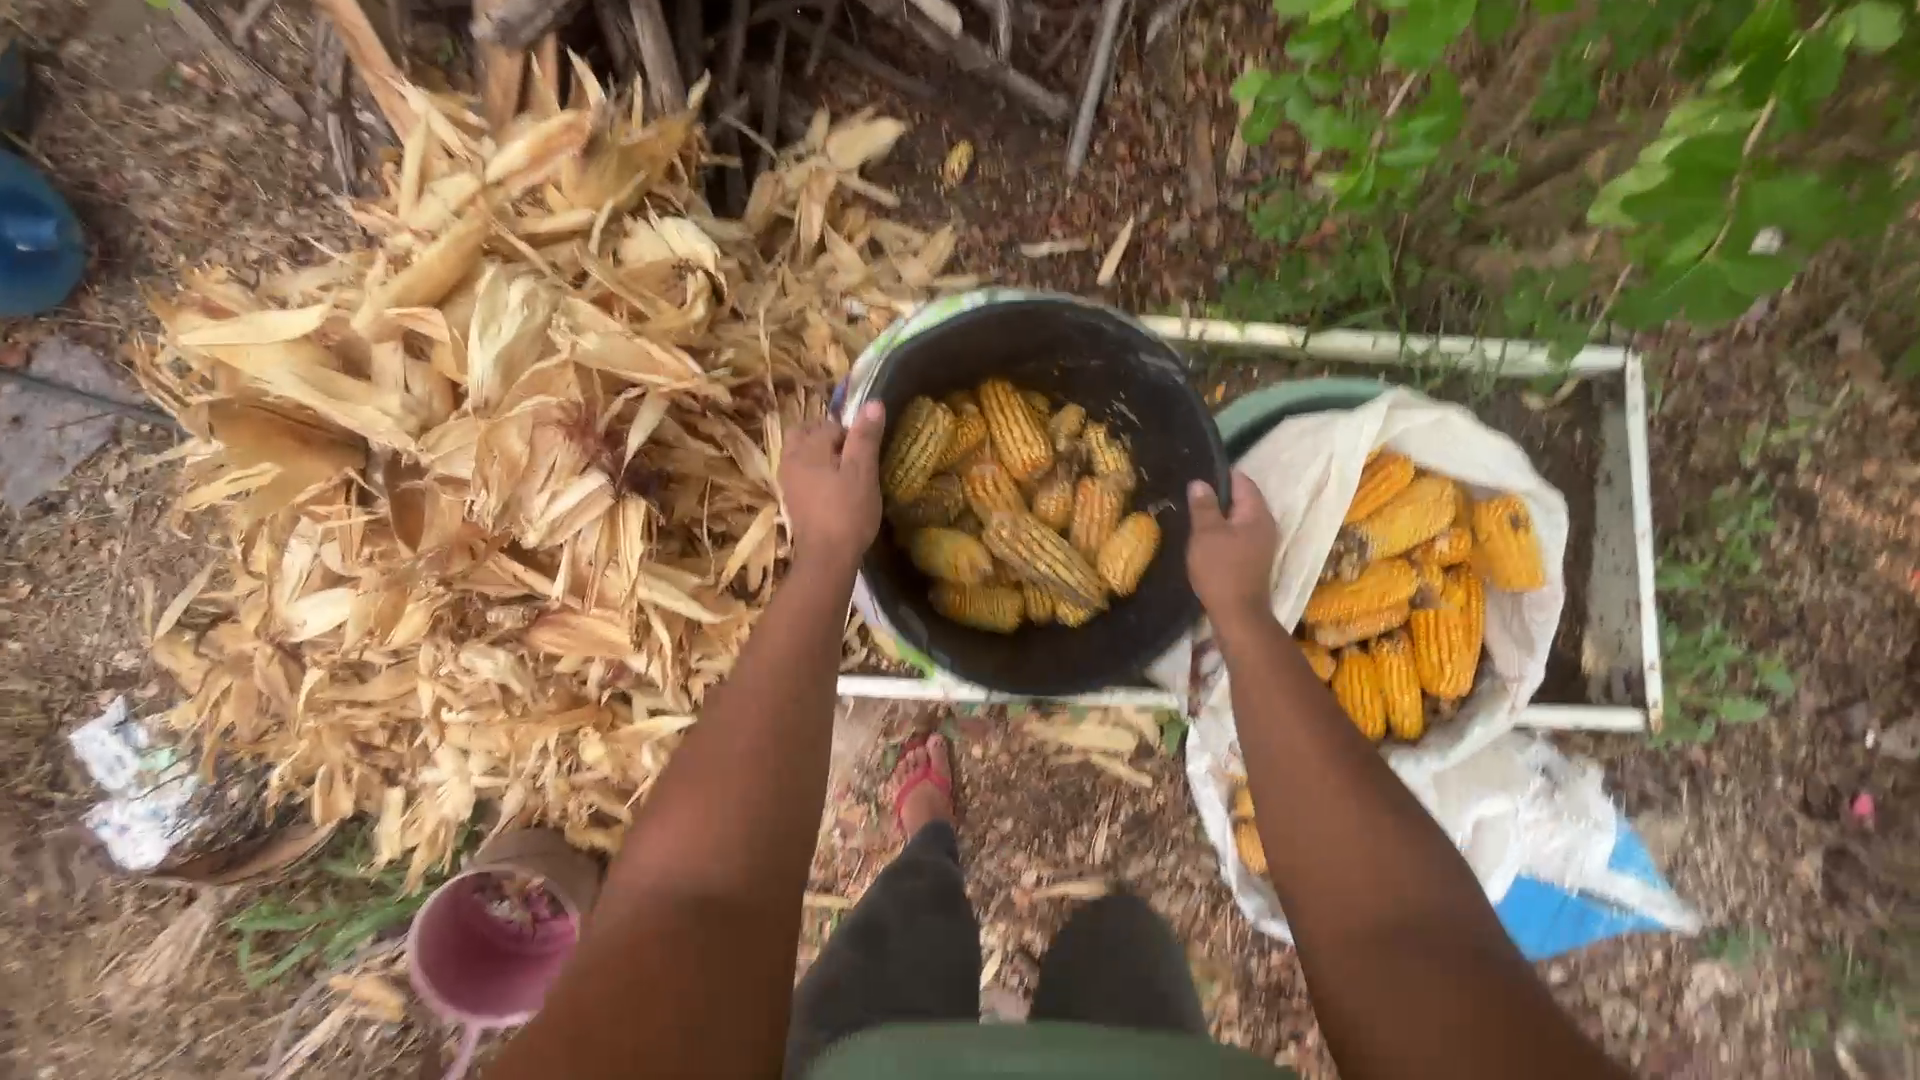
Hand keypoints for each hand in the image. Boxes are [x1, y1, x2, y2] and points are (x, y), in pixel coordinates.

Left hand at [779, 401, 885, 574]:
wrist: (826, 558)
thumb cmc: (847, 513)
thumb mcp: (863, 472)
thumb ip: (865, 437)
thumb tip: (873, 402)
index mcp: (806, 449)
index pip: (829, 425)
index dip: (851, 435)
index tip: (866, 456)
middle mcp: (790, 459)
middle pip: (806, 434)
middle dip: (828, 438)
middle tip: (852, 458)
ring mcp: (787, 481)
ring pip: (800, 453)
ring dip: (820, 455)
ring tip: (843, 472)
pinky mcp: (791, 500)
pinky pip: (800, 473)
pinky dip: (814, 473)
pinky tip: (832, 490)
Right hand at [1187, 471, 1279, 634]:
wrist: (1238, 614)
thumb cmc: (1221, 570)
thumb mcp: (1206, 533)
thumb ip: (1204, 505)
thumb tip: (1200, 482)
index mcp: (1257, 513)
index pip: (1242, 481)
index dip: (1220, 475)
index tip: (1196, 474)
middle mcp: (1265, 524)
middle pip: (1242, 499)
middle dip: (1218, 495)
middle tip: (1190, 493)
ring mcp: (1262, 543)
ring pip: (1239, 518)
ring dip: (1219, 514)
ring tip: (1194, 513)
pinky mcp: (1254, 558)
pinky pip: (1238, 534)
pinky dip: (1223, 530)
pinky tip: (1204, 536)